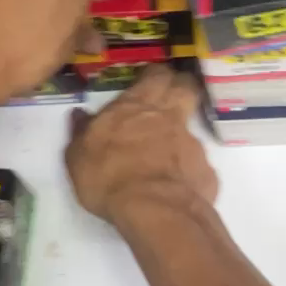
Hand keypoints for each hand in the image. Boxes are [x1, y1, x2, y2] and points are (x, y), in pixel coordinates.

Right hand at [66, 66, 217, 227]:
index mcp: (136, 106)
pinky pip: (199, 165)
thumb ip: (81, 133)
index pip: (155, 75)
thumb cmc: (109, 179)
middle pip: (185, 88)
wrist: (155, 210)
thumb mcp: (79, 157)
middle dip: (182, 86)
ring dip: (182, 136)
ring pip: (193, 128)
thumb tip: (79, 116)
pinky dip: (189, 171)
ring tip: (170, 155)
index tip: (153, 78)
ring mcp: (192, 144)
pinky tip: (179, 185)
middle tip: (174, 95)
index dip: (157, 75)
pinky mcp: (207, 171)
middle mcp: (170, 118)